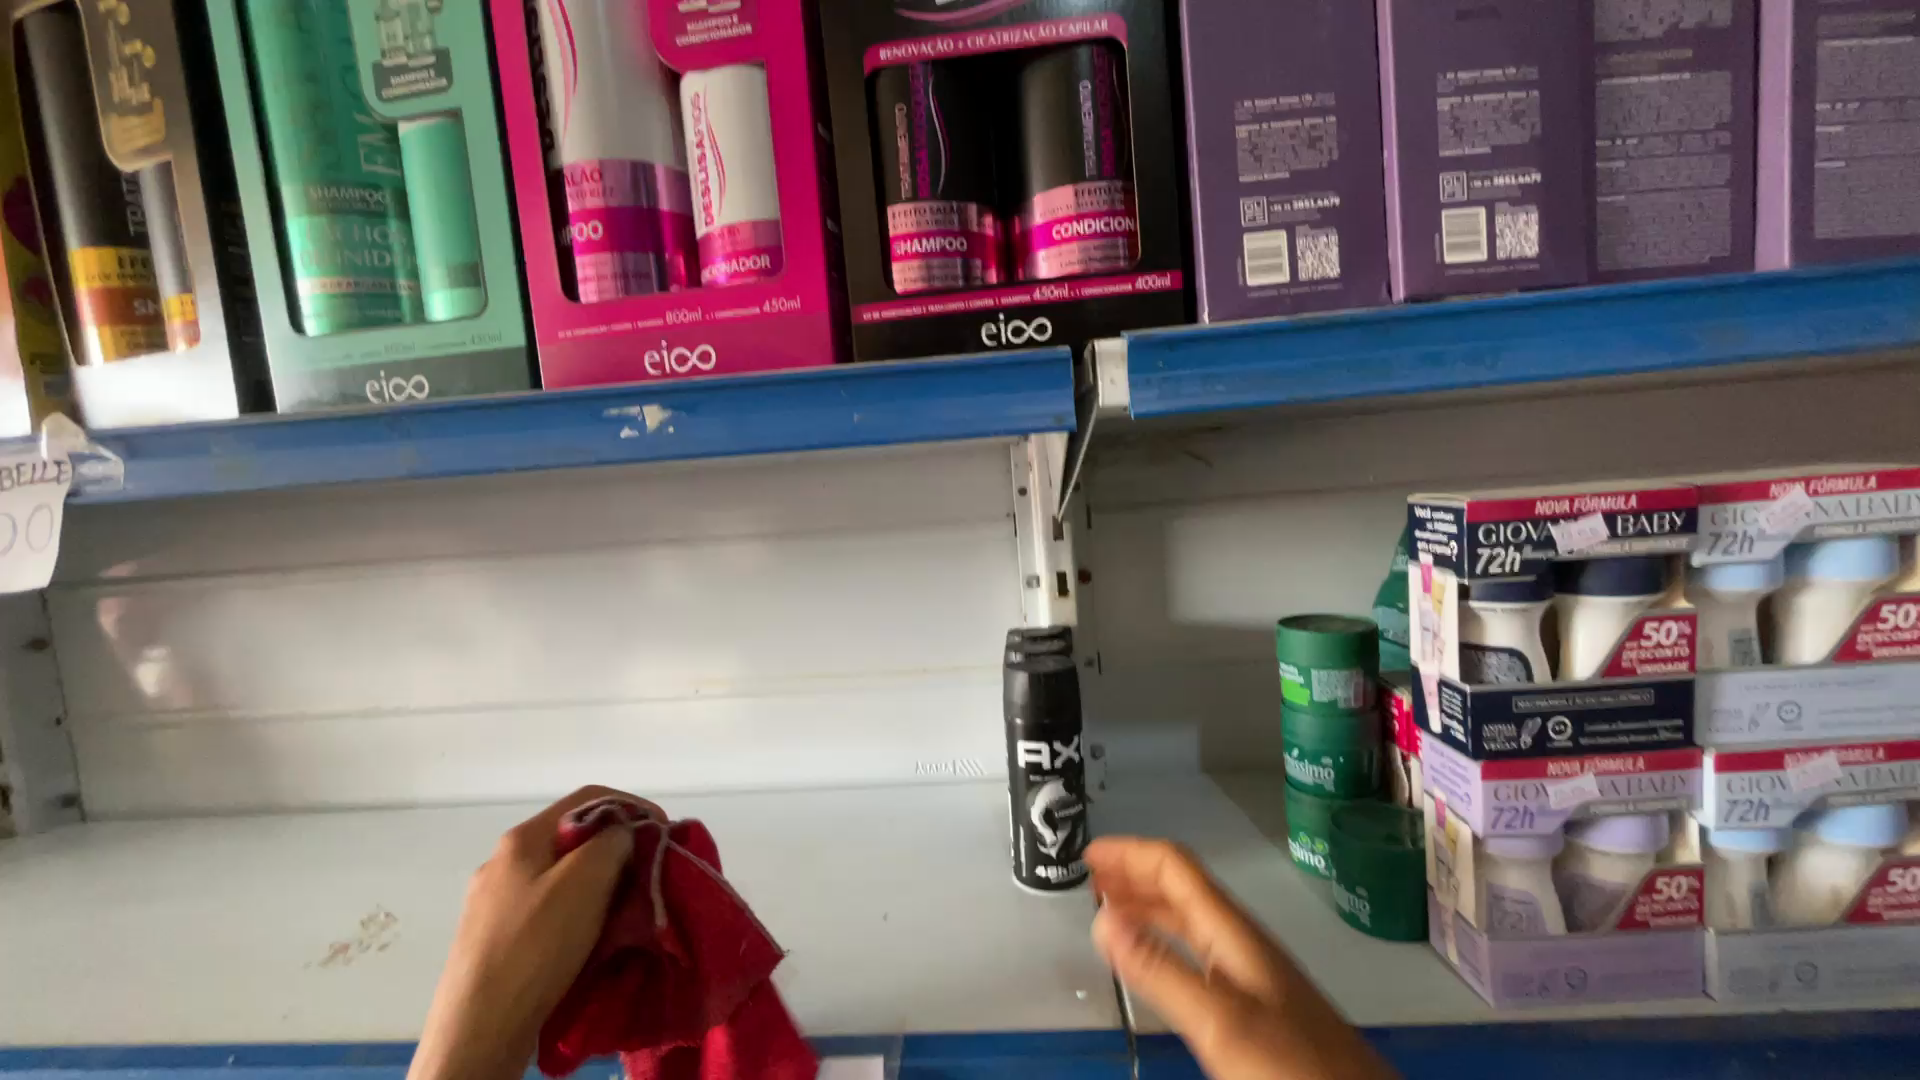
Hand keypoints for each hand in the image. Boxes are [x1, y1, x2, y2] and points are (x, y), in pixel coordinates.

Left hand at [409, 786, 658, 1079]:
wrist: (478, 1033)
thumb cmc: (536, 946)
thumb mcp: (587, 879)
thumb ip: (614, 841)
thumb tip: (625, 834)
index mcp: (522, 839)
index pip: (589, 797)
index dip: (633, 806)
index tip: (663, 832)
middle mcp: (503, 862)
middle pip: (575, 836)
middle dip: (618, 847)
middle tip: (649, 870)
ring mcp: (495, 902)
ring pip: (563, 873)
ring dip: (601, 881)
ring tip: (627, 905)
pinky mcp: (495, 939)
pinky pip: (549, 907)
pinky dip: (580, 910)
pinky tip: (592, 935)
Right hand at [1088, 837, 1395, 1079]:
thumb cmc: (1292, 1067)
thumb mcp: (1220, 1021)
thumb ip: (1161, 970)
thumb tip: (1102, 919)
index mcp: (1232, 931)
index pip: (1175, 867)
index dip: (1131, 854)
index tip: (1089, 856)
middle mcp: (1240, 940)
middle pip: (1181, 887)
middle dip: (1133, 875)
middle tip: (1090, 879)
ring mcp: (1250, 971)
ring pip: (1189, 918)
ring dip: (1146, 905)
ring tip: (1109, 911)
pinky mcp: (1255, 1002)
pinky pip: (1197, 949)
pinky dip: (1163, 939)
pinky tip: (1155, 962)